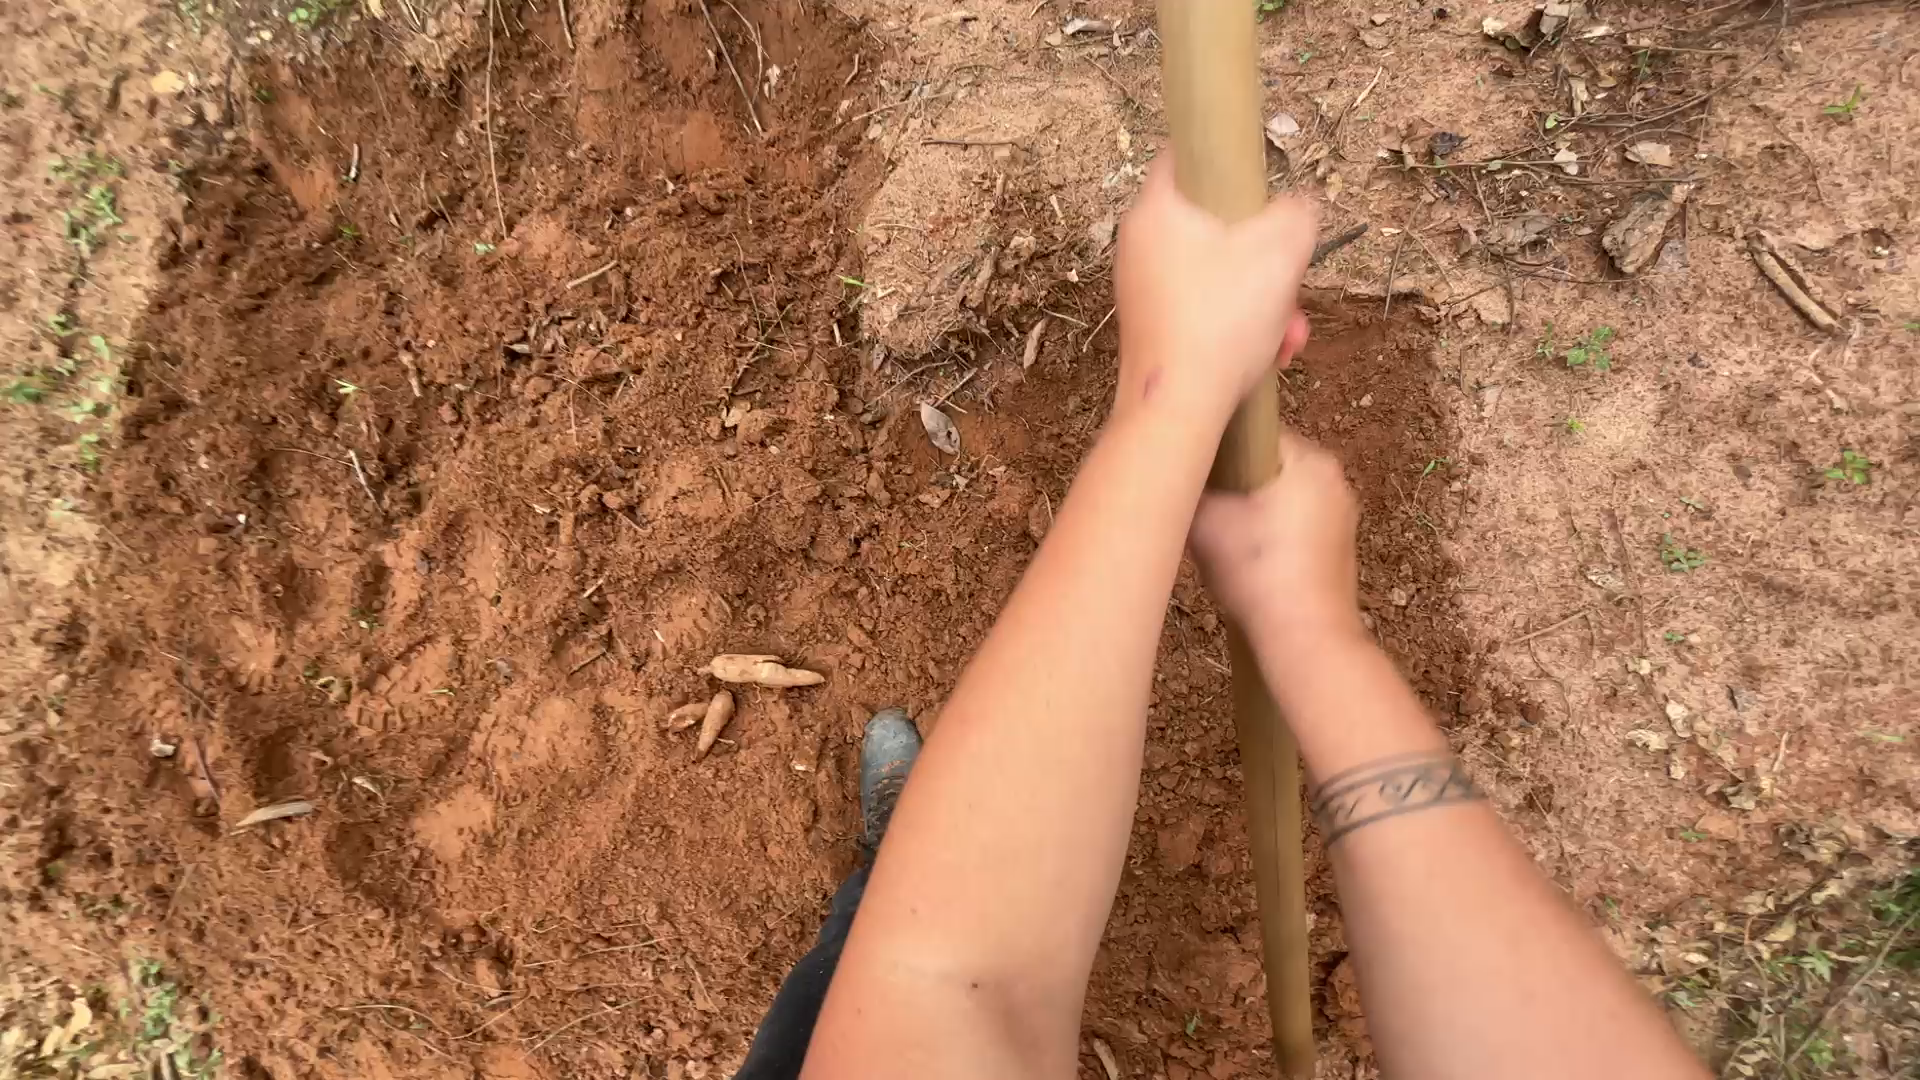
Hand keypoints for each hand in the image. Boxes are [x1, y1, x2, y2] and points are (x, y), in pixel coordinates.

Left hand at [1113, 154, 1316, 422]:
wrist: (1175, 408)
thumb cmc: (1220, 321)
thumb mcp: (1283, 246)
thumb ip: (1297, 210)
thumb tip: (1293, 211)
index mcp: (1155, 209)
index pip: (1186, 152)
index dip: (1227, 157)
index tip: (1259, 180)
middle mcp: (1136, 247)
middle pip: (1212, 225)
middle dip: (1264, 256)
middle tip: (1290, 281)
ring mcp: (1139, 291)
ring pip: (1216, 274)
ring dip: (1260, 300)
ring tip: (1286, 334)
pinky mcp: (1149, 329)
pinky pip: (1202, 310)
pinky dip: (1236, 326)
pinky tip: (1266, 354)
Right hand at [1190, 429, 1363, 653]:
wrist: (1304, 636)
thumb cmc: (1257, 572)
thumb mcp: (1205, 522)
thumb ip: (1188, 486)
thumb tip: (1172, 474)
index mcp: (1308, 460)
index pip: (1251, 432)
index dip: (1216, 450)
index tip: (1192, 471)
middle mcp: (1333, 478)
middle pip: (1265, 464)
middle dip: (1232, 483)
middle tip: (1200, 507)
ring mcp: (1341, 513)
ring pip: (1278, 495)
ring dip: (1249, 509)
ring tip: (1219, 537)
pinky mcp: (1338, 545)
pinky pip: (1293, 521)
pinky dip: (1268, 532)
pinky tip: (1246, 559)